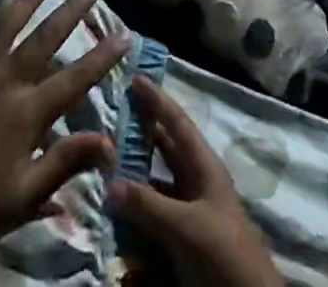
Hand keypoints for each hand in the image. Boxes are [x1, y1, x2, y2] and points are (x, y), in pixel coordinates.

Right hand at [112, 76, 281, 286]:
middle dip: (141, 131)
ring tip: (103, 158)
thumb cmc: (224, 252)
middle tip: (112, 113)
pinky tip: (112, 208)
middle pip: (165, 148)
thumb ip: (149, 204)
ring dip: (132, 172)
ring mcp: (188, 211)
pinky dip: (132, 208)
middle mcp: (195, 182)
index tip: (136, 77)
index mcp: (204, 167)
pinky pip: (150, 215)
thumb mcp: (187, 226)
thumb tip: (110, 181)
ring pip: (154, 182)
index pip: (178, 124)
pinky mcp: (179, 238)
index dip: (158, 100)